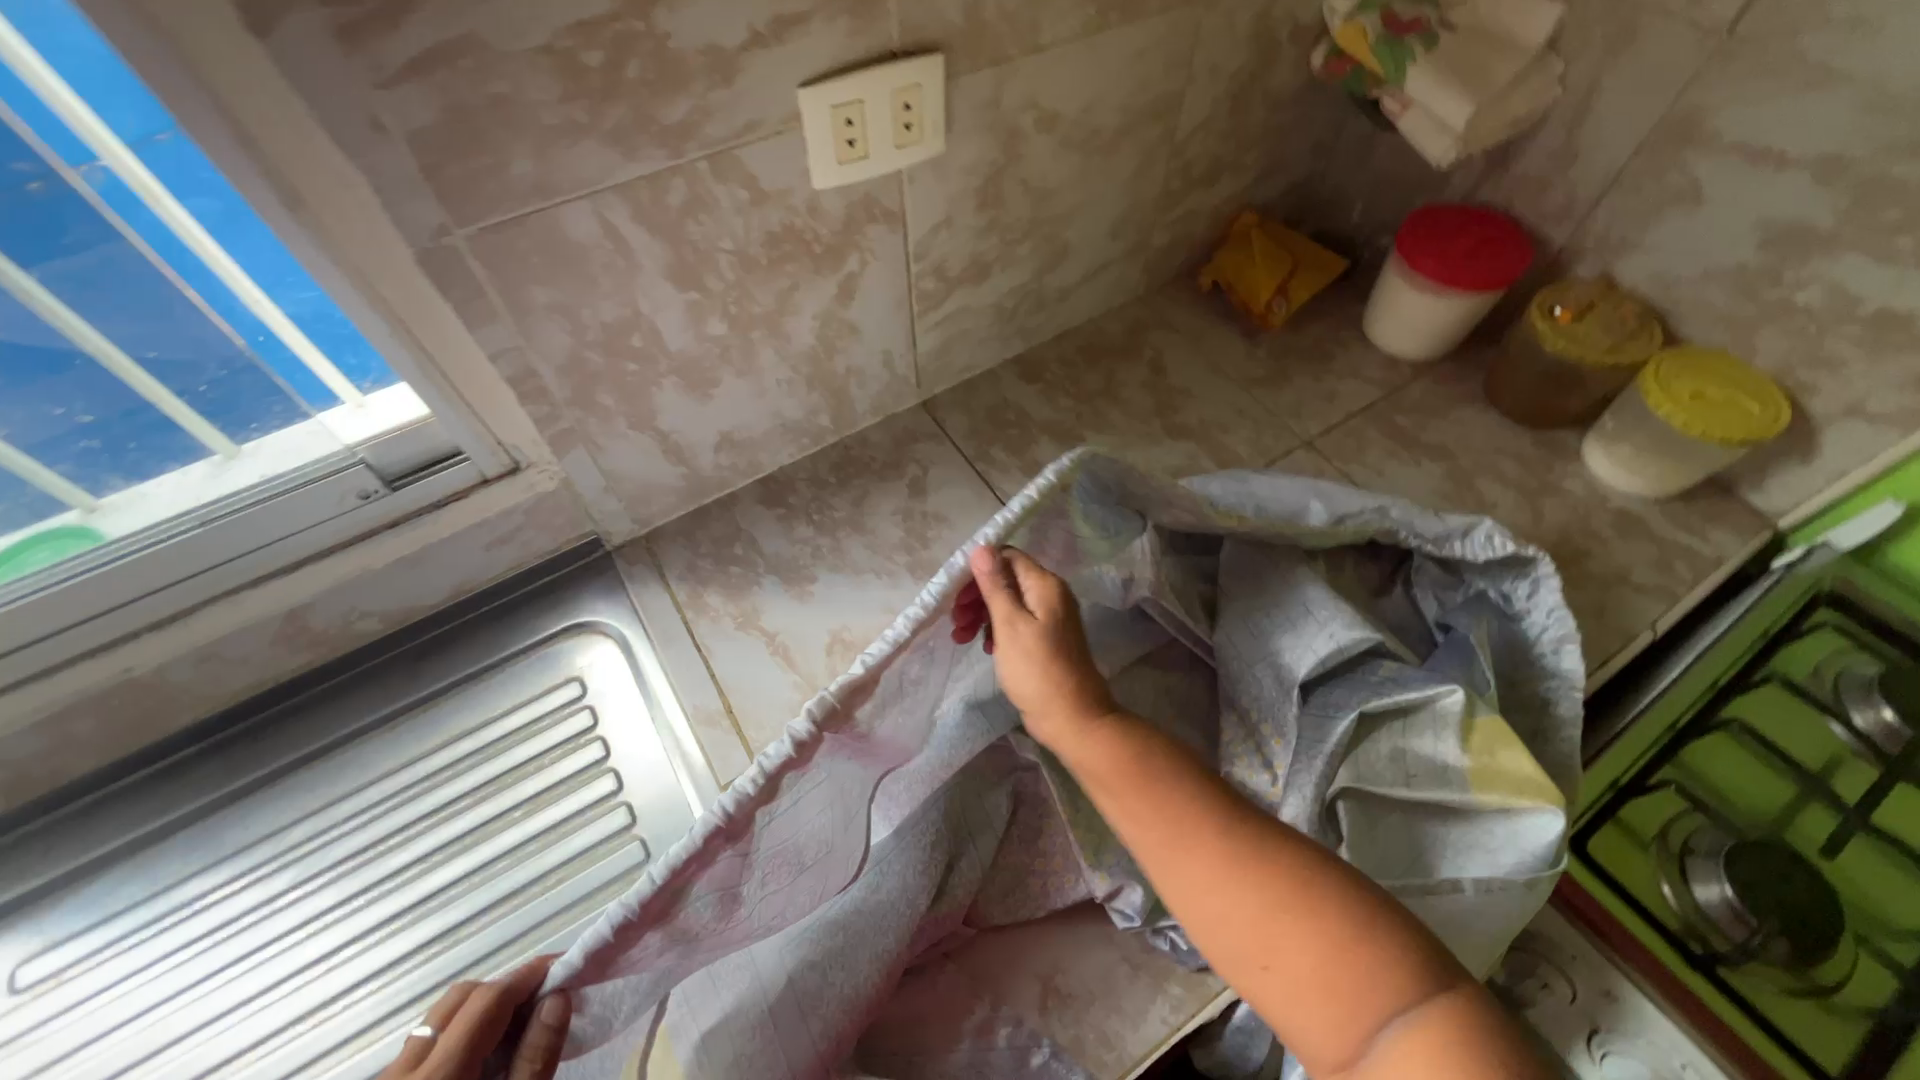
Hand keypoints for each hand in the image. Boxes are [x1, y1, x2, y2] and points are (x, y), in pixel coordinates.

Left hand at [379, 956, 571, 1079]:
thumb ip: (534, 1058)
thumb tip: (558, 998)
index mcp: (438, 1075)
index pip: (488, 999)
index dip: (530, 975)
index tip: (567, 966)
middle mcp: (403, 1069)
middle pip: (460, 997)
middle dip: (506, 988)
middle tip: (547, 997)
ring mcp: (390, 1076)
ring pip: (439, 1017)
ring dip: (482, 1008)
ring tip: (518, 1024)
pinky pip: (426, 1040)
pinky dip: (460, 1031)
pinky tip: (485, 1051)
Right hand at [952, 545, 1119, 749]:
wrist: (1071, 717)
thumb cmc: (1037, 670)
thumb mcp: (1009, 624)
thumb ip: (995, 585)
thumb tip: (981, 547)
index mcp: (1045, 584)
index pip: (1006, 557)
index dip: (978, 571)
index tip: (957, 596)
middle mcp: (1051, 594)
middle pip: (1006, 579)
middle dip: (977, 596)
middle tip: (956, 622)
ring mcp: (1050, 617)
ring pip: (1009, 602)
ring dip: (982, 615)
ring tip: (962, 638)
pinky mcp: (1046, 638)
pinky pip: (1016, 623)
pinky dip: (996, 630)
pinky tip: (984, 647)